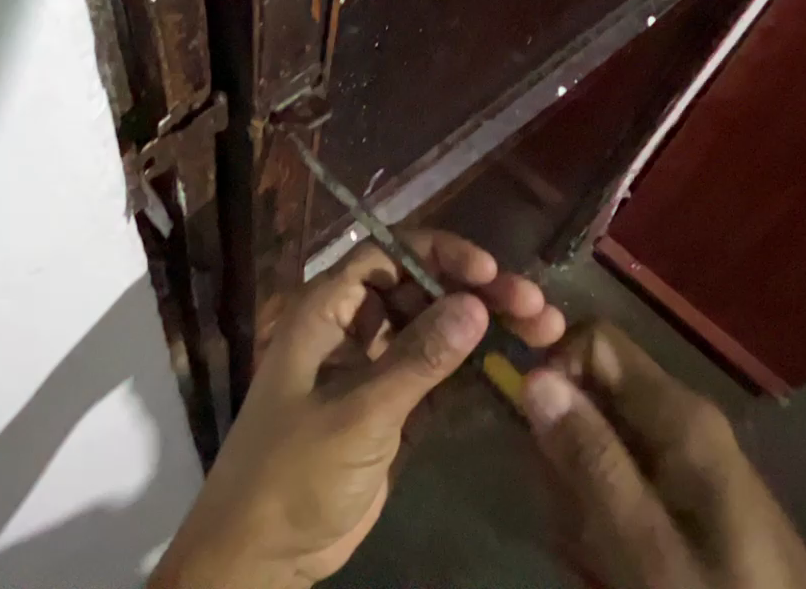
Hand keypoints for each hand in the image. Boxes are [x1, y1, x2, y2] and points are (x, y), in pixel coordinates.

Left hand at [150, 229, 565, 588]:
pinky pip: (435, 378)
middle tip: (533, 306)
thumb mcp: (358, 412)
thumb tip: (475, 303)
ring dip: (480, 330)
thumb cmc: (294, 469)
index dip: (436, 255)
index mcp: (325, 312)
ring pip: (432, 333)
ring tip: (543, 332)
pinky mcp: (390, 412)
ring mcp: (371, 371)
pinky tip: (516, 369)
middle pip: (417, 292)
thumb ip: (417, 358)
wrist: (263, 549)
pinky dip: (470, 372)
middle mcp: (349, 331)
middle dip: (472, 293)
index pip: (384, 257)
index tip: (489, 271)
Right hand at [523, 322, 805, 588]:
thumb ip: (591, 460)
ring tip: (593, 552)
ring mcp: (692, 459)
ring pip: (597, 441)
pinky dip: (604, 514)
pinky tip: (613, 561)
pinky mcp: (693, 495)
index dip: (556, 374)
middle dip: (563, 449)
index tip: (539, 437)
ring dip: (577, 490)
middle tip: (571, 518)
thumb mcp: (646, 550)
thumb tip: (534, 375)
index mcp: (683, 417)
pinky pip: (621, 479)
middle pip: (590, 394)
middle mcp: (687, 421)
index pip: (595, 340)